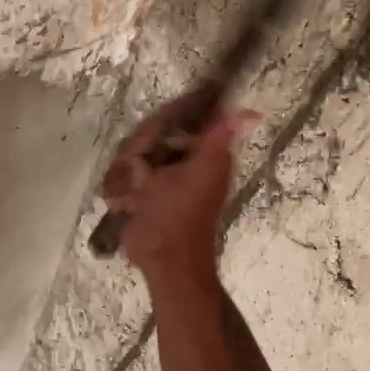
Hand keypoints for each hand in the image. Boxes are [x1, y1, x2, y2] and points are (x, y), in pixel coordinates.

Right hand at [101, 95, 259, 281]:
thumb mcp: (202, 171)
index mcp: (197, 150)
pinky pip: (115, 175)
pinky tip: (126, 205)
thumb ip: (219, 139)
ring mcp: (152, 173)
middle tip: (142, 178)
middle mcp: (175, 157)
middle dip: (135, 156)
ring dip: (124, 178)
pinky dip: (118, 191)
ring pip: (124, 155)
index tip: (150, 146)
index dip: (156, 125)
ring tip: (134, 198)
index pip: (170, 115)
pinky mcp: (134, 189)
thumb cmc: (181, 214)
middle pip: (141, 135)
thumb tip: (254, 113)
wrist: (162, 257)